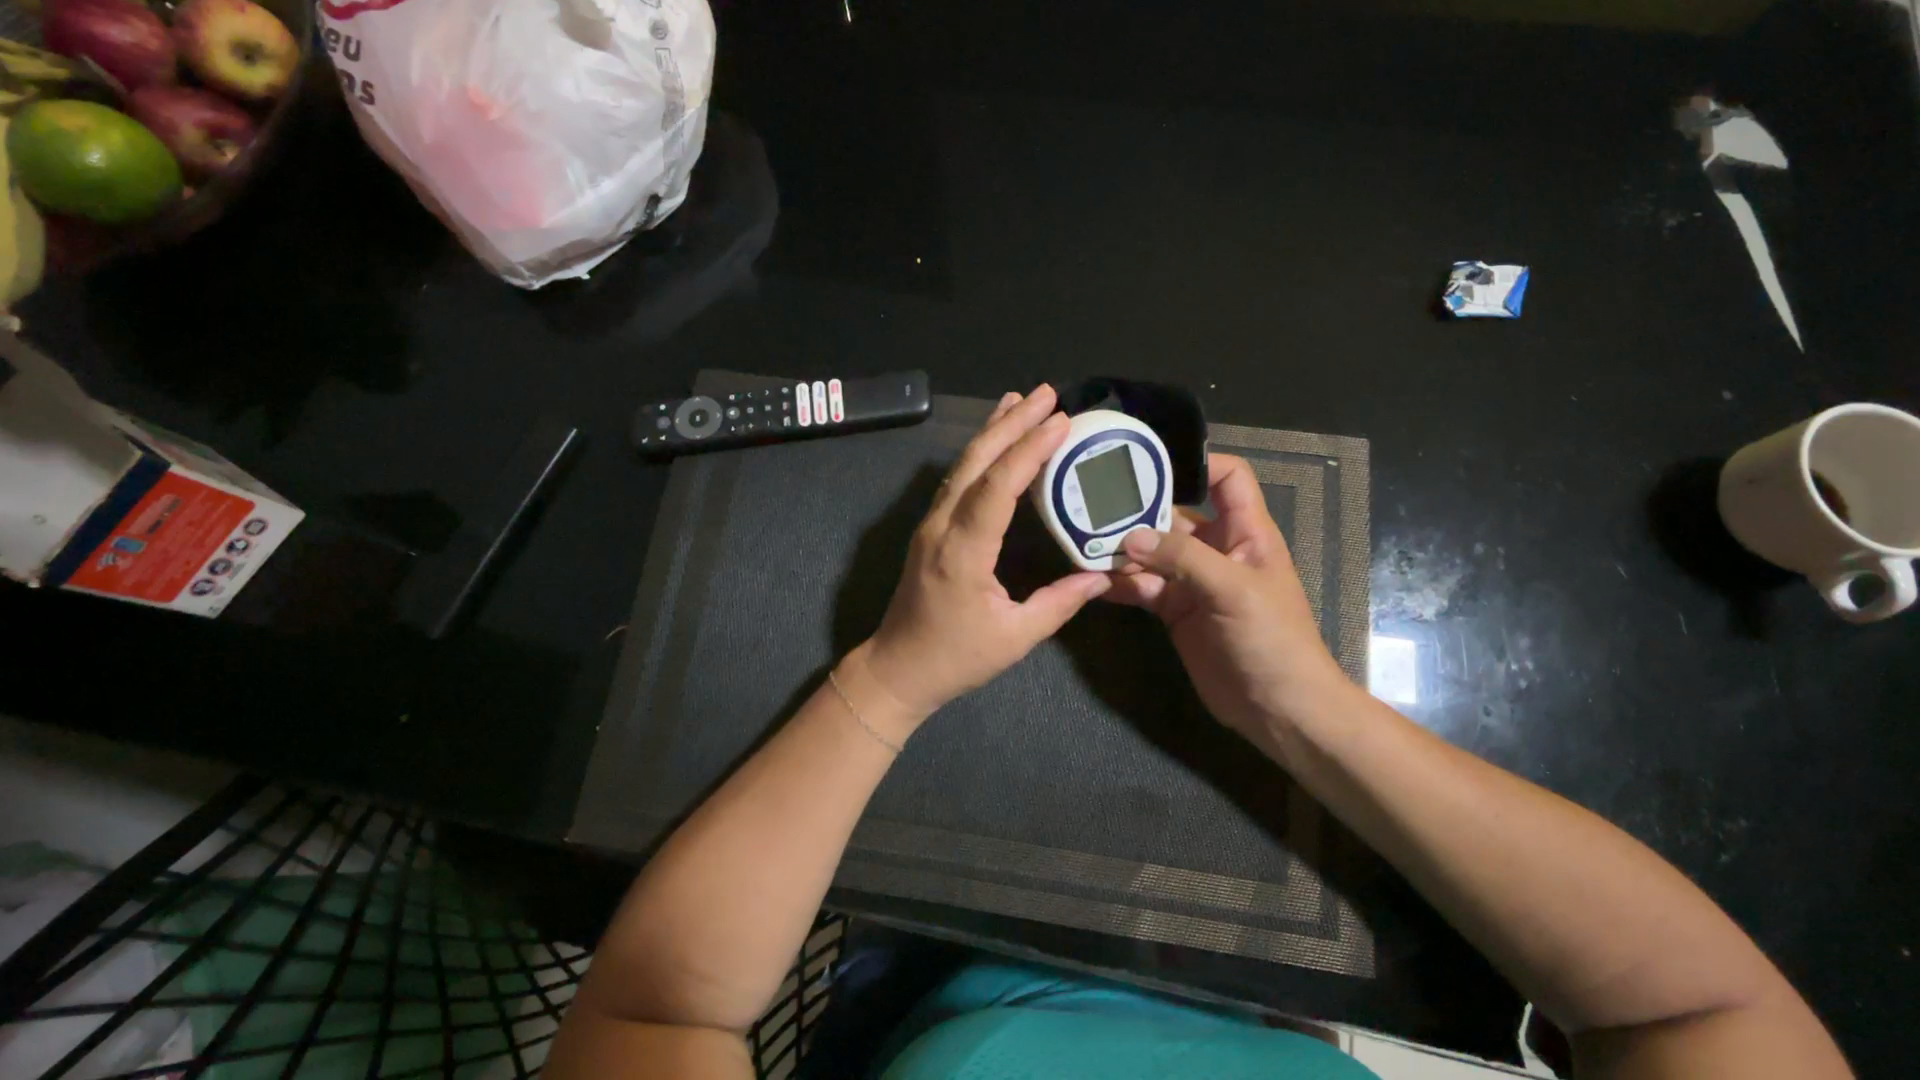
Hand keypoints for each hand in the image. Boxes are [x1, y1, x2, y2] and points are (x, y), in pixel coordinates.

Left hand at [860, 384, 1112, 720]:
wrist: (898, 668)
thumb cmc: (955, 657)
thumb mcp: (1015, 638)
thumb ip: (1059, 603)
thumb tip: (1101, 575)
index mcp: (962, 552)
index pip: (996, 488)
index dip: (1028, 451)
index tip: (1059, 422)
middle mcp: (942, 528)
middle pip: (975, 463)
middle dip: (1011, 424)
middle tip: (1046, 393)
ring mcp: (931, 525)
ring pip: (962, 466)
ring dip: (992, 431)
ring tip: (1020, 400)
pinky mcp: (930, 529)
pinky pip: (956, 480)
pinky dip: (979, 454)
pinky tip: (995, 441)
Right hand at [1105, 453, 1353, 741]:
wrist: (1279, 708)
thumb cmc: (1273, 639)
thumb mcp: (1234, 589)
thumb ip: (1183, 558)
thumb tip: (1130, 537)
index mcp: (1245, 532)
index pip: (1227, 478)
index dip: (1197, 463)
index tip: (1150, 462)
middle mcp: (1217, 549)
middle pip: (1174, 514)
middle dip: (1137, 509)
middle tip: (1092, 502)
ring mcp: (1193, 581)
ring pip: (1151, 552)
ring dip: (1120, 548)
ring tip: (1081, 541)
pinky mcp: (1174, 611)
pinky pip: (1141, 587)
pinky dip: (1118, 583)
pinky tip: (1090, 579)